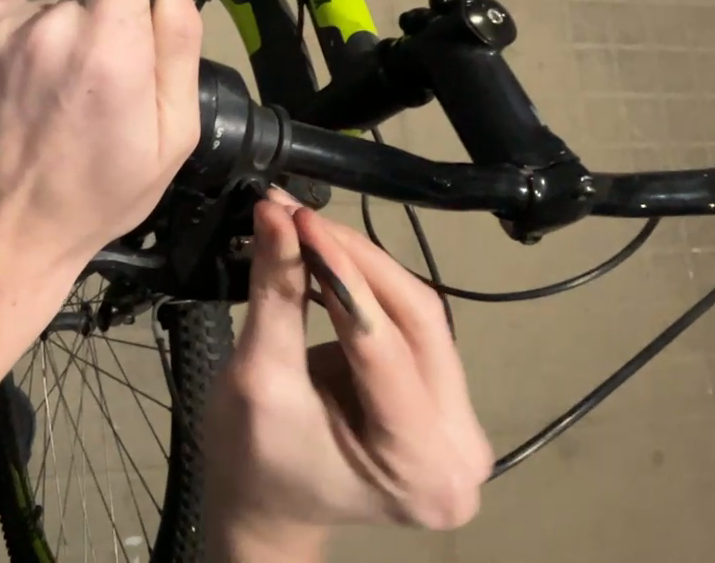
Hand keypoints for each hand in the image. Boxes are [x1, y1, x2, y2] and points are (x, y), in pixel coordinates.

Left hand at [0, 0, 202, 296]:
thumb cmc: (99, 193)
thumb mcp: (172, 131)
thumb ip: (177, 34)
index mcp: (108, 45)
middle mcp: (46, 26)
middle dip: (96, 25)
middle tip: (89, 87)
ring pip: (39, 11)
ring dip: (48, 40)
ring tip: (42, 101)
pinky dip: (8, 45)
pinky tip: (9, 94)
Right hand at [210, 192, 492, 555]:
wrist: (262, 503)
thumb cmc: (251, 456)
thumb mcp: (259, 374)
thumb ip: (276, 292)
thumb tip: (275, 212)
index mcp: (420, 467)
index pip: (385, 344)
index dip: (339, 272)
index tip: (294, 215)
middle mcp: (464, 450)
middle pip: (418, 322)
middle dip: (354, 259)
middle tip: (299, 215)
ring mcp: (461, 427)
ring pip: (419, 316)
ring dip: (360, 265)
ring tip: (307, 229)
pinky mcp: (444, 404)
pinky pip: (411, 327)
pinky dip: (366, 287)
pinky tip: (328, 258)